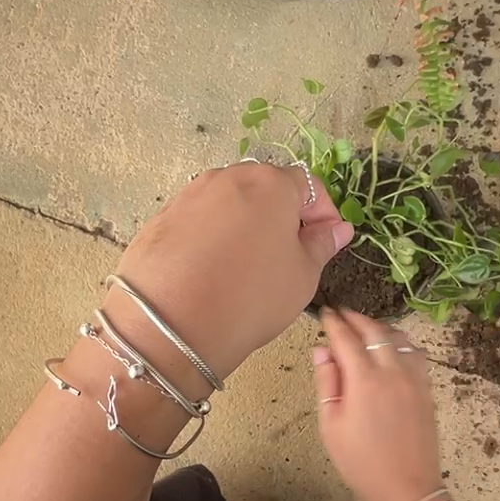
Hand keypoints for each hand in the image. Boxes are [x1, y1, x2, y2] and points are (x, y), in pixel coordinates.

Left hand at [113, 163, 352, 379]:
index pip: (309, 186)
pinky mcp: (163, 217)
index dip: (323, 214)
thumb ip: (321, 245)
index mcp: (271, 183)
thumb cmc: (250, 297)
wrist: (171, 323)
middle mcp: (229, 177)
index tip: (327, 241)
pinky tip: (214, 272)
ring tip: (248, 268)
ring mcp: (191, 195)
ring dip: (246, 226)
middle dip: (283, 217)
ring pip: (231, 204)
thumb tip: (336, 229)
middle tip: (288, 257)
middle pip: (266, 189)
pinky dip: (213, 238)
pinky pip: (200, 221)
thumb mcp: (302, 277)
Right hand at [313, 308, 443, 500]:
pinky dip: (399, 342)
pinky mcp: (427, 389)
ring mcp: (414, 378)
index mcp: (364, 379)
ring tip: (365, 328)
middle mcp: (392, 371)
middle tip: (342, 315)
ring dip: (380, 327)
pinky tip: (391, 348)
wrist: (406, 489)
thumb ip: (327, 381)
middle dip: (356, 319)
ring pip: (399, 338)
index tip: (325, 313)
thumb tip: (322, 350)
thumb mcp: (331, 424)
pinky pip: (415, 353)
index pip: (346, 338)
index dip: (334, 323)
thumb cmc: (359, 461)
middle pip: (374, 331)